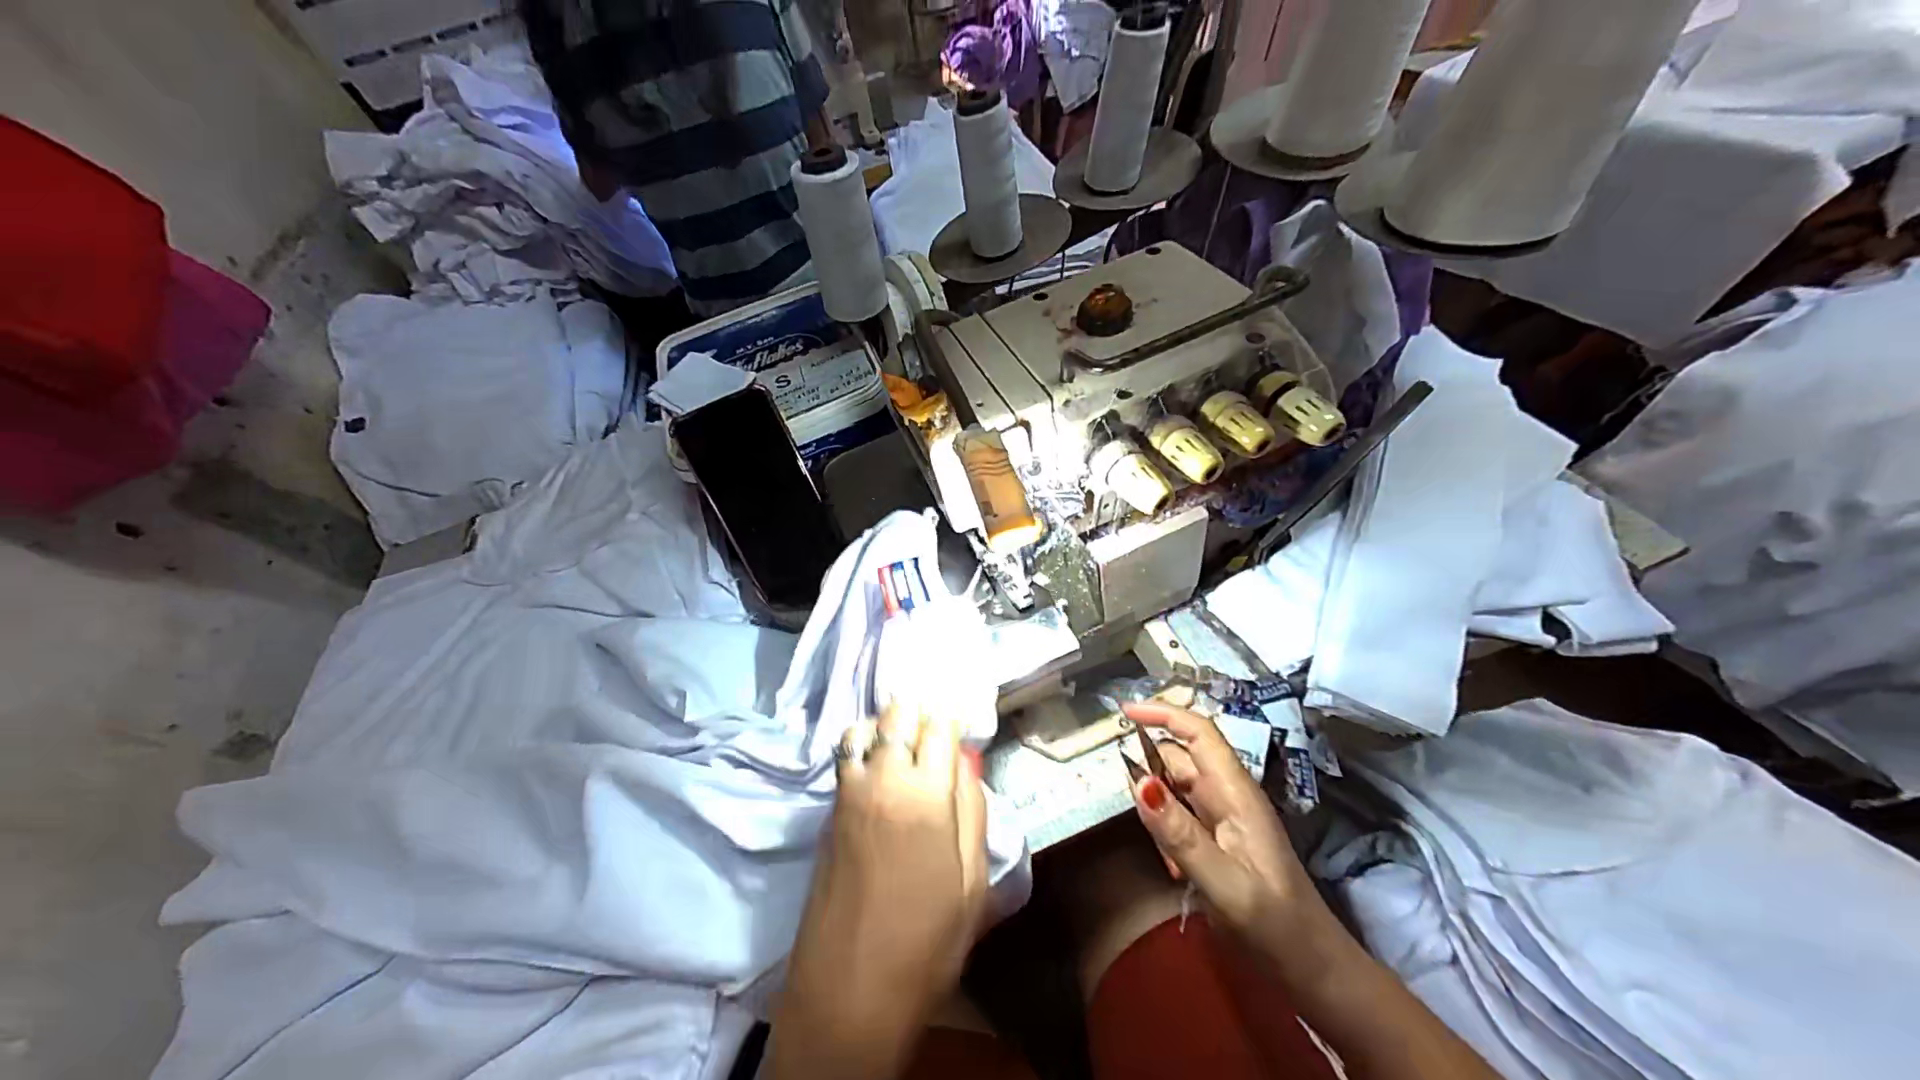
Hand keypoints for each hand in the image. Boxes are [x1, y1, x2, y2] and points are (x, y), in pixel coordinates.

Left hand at [770, 706, 987, 1078]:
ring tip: (899, 741)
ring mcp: (848, 795)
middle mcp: (884, 781)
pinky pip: (845, 759)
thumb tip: (965, 768)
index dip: (951, 721)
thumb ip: (972, 815)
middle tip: (929, 724)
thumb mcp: (971, 886)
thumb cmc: (925, 943)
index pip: (939, 729)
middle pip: (897, 717)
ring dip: (883, 725)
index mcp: (928, 797)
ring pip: (861, 731)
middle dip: (915, 711)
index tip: (958, 726)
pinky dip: (860, 746)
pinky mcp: (827, 814)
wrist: (848, 990)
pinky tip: (874, 764)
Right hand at [1121, 702, 1340, 971]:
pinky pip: (1179, 816)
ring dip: (1156, 806)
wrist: (1311, 970)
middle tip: (1127, 798)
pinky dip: (1165, 830)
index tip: (1124, 710)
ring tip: (1164, 854)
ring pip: (1175, 787)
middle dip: (1149, 768)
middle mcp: (1228, 796)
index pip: (1199, 733)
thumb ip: (1179, 834)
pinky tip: (1171, 867)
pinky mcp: (1217, 839)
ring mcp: (1223, 818)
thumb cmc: (1274, 925)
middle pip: (1179, 757)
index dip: (1163, 713)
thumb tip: (1139, 782)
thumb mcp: (1224, 882)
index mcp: (1236, 793)